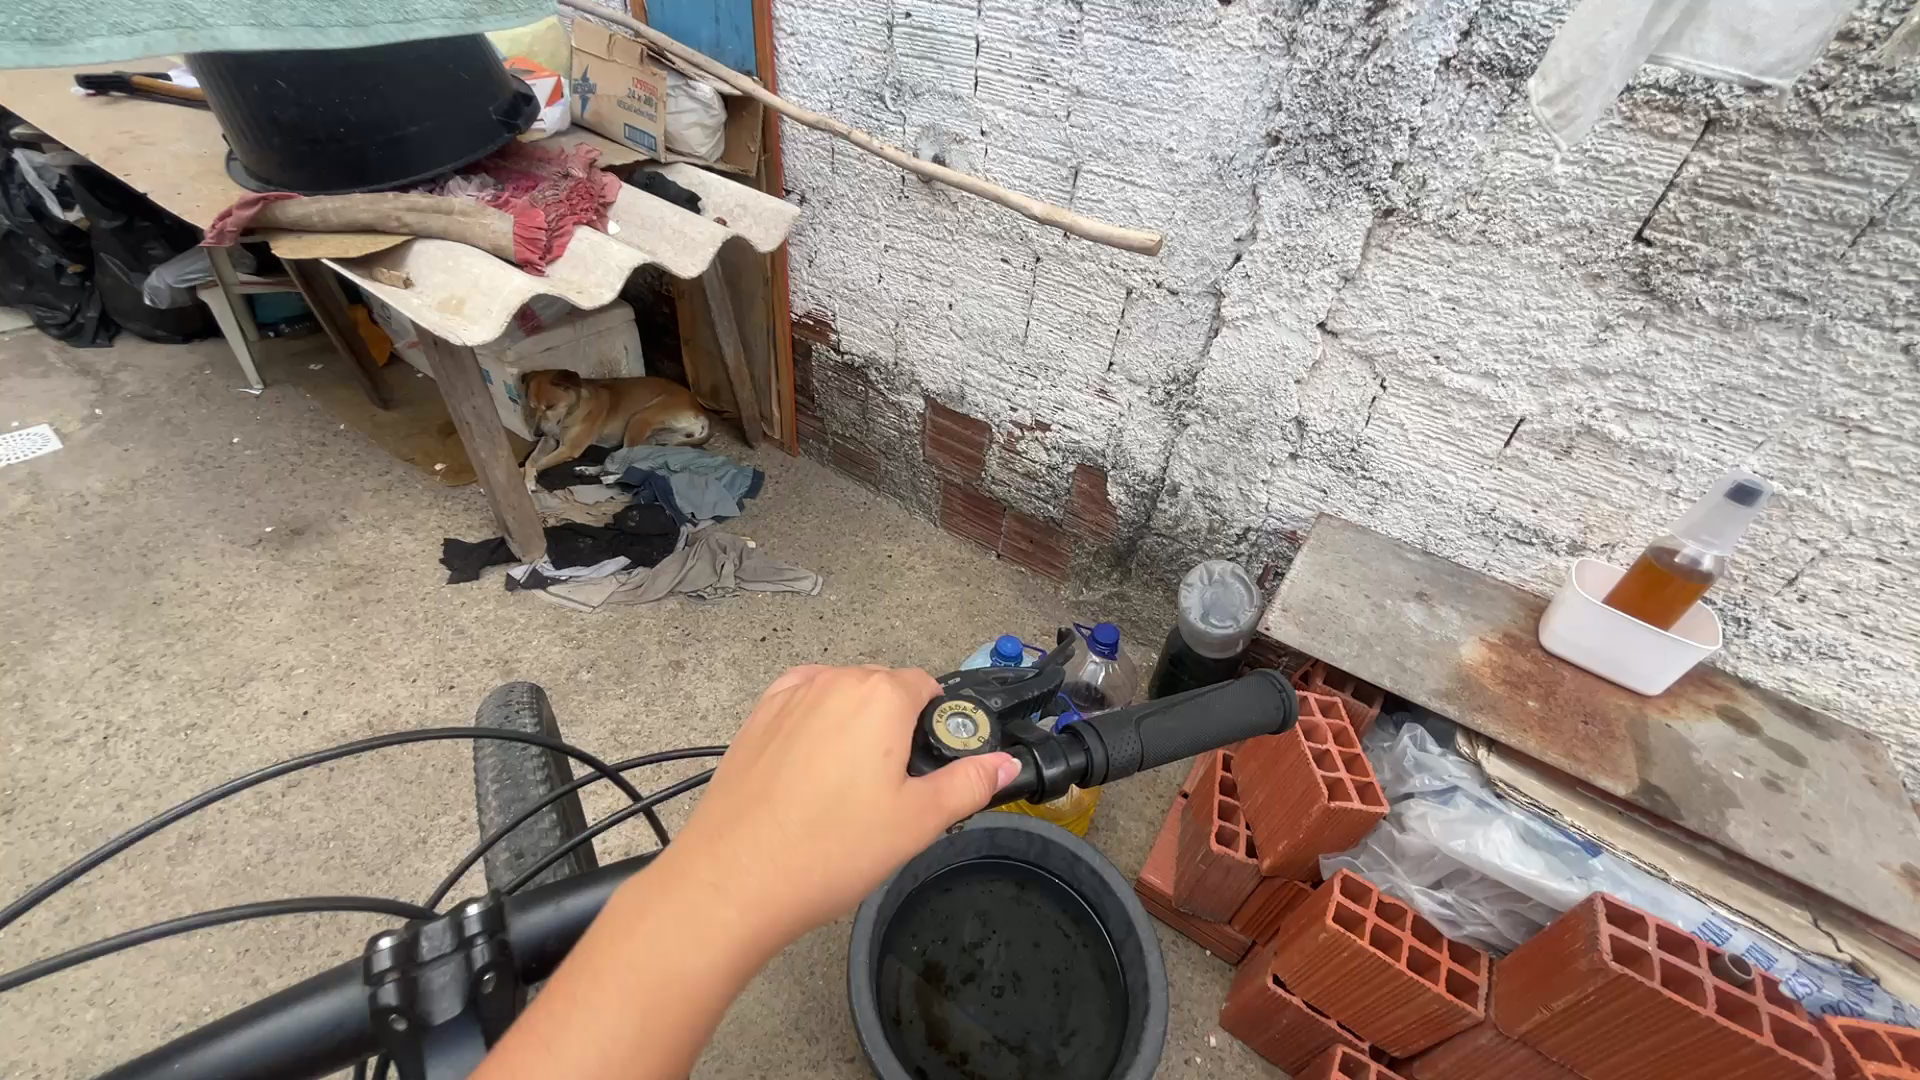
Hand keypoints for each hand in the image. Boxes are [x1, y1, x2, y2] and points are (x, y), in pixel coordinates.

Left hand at [647, 665, 1017, 950]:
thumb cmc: (830, 849)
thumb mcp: (917, 822)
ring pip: (842, 693)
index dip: (935, 724)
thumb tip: (1007, 764)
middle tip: (890, 786)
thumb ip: (969, 784)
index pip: (926, 686)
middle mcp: (837, 680)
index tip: (927, 766)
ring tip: (846, 783)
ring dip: (855, 722)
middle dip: (896, 724)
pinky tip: (812, 759)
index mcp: (882, 697)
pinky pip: (802, 698)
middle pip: (884, 687)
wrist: (733, 880)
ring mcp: (791, 695)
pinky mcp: (757, 715)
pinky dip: (816, 717)